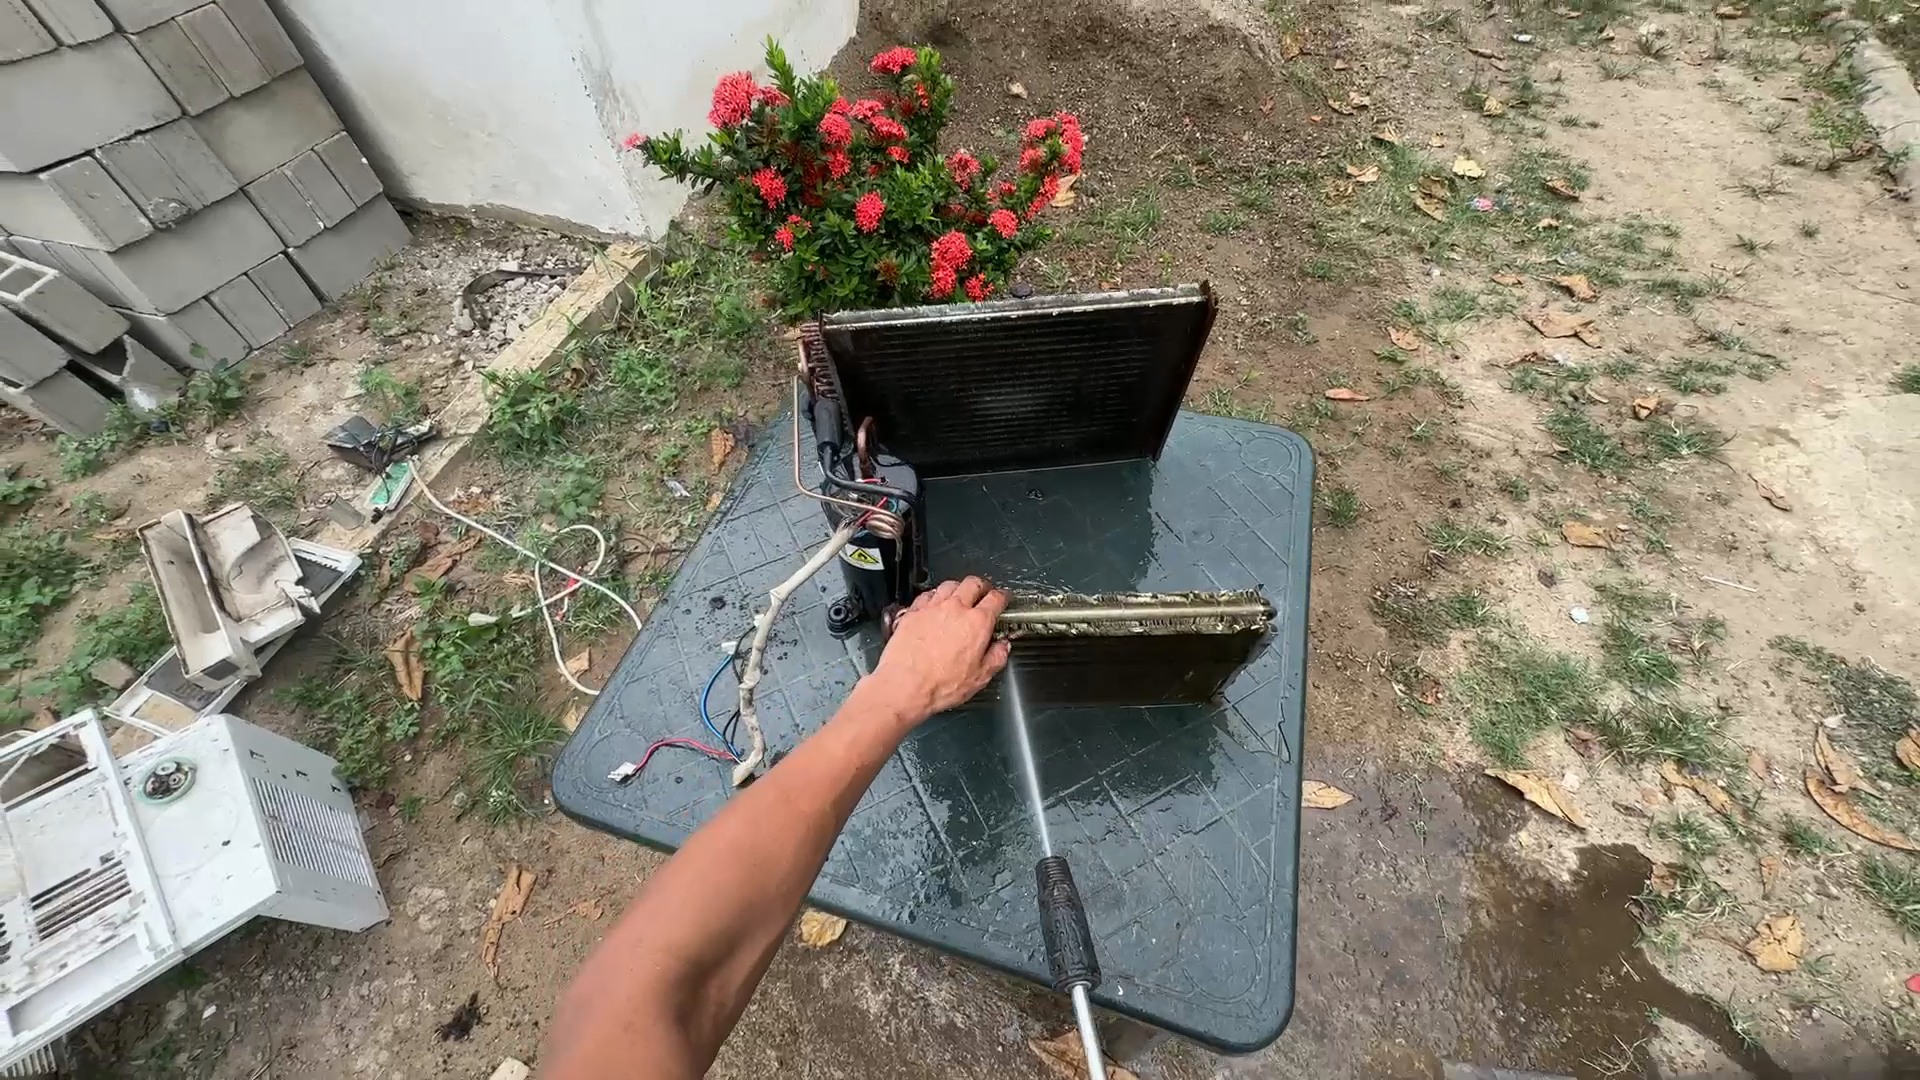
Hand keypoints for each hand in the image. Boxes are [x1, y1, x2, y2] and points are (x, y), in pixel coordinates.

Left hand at [865, 576, 1009, 722]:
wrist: (905, 685)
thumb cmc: (939, 684)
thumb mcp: (980, 677)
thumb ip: (996, 658)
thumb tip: (1003, 648)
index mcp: (977, 623)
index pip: (996, 598)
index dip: (1003, 596)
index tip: (1004, 598)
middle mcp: (955, 609)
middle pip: (972, 583)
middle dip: (982, 586)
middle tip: (984, 592)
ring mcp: (932, 608)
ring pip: (949, 584)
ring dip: (958, 588)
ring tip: (960, 595)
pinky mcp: (913, 612)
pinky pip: (927, 594)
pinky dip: (934, 596)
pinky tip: (934, 603)